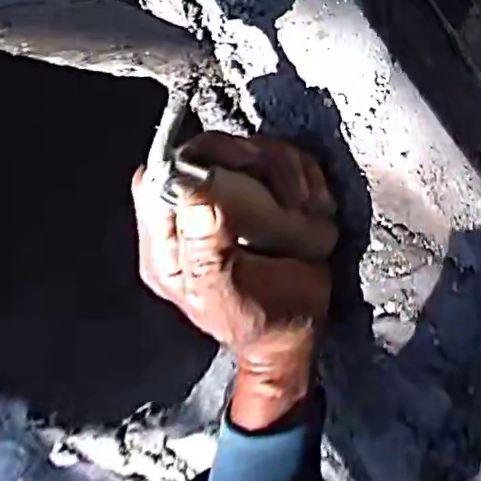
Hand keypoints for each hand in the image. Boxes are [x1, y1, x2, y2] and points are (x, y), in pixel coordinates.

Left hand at [133, 132, 335, 428]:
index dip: (200, 159)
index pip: (164, 172)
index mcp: (170, 238)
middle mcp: (200, 211)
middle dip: (263, 167)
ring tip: (308, 214)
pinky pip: (294, 161)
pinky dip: (311, 178)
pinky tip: (315, 207)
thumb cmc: (262, 320)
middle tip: (292, 201)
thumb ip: (207, 243)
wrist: (301, 331)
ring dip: (295, 178)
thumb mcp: (229, 290)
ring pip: (262, 151)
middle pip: (220, 150)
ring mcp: (239, 198)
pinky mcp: (274, 191)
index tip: (242, 169)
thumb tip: (193, 187)